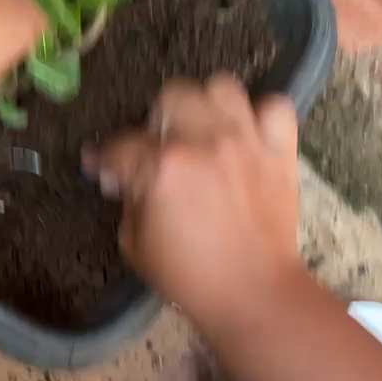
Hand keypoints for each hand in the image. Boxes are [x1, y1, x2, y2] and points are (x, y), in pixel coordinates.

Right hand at [85, 76, 302, 330]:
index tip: (102, 168)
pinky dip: (258, 116)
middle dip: (155, 121)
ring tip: (202, 132)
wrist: (252, 292)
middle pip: (170, 96)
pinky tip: (246, 136)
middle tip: (158, 148)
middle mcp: (204, 142)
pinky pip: (274, 106)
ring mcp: (246, 141)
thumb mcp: (134, 243)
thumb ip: (128, 200)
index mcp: (161, 168)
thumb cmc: (188, 276)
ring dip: (204, 107)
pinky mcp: (279, 150)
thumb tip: (125, 178)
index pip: (119, 146)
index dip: (104, 160)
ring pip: (220, 88)